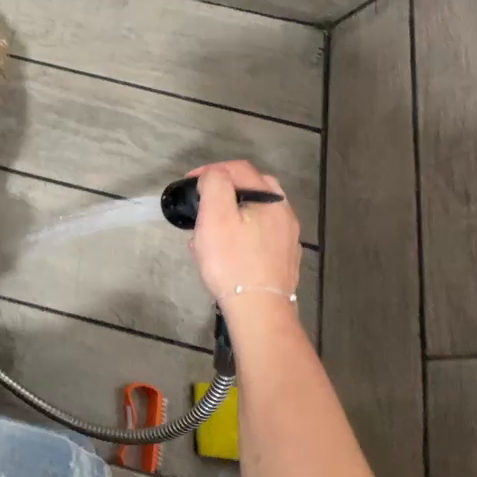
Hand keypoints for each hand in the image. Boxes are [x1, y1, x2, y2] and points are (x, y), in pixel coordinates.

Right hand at [187, 161, 302, 315]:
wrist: (258, 308)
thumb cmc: (232, 260)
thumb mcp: (215, 217)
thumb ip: (215, 185)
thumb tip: (214, 175)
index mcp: (270, 200)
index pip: (240, 169)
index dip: (211, 169)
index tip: (189, 181)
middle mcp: (285, 214)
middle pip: (255, 186)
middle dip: (227, 187)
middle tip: (203, 200)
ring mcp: (287, 237)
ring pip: (257, 211)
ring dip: (233, 209)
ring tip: (210, 225)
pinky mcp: (283, 257)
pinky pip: (260, 232)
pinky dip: (242, 229)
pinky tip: (226, 246)